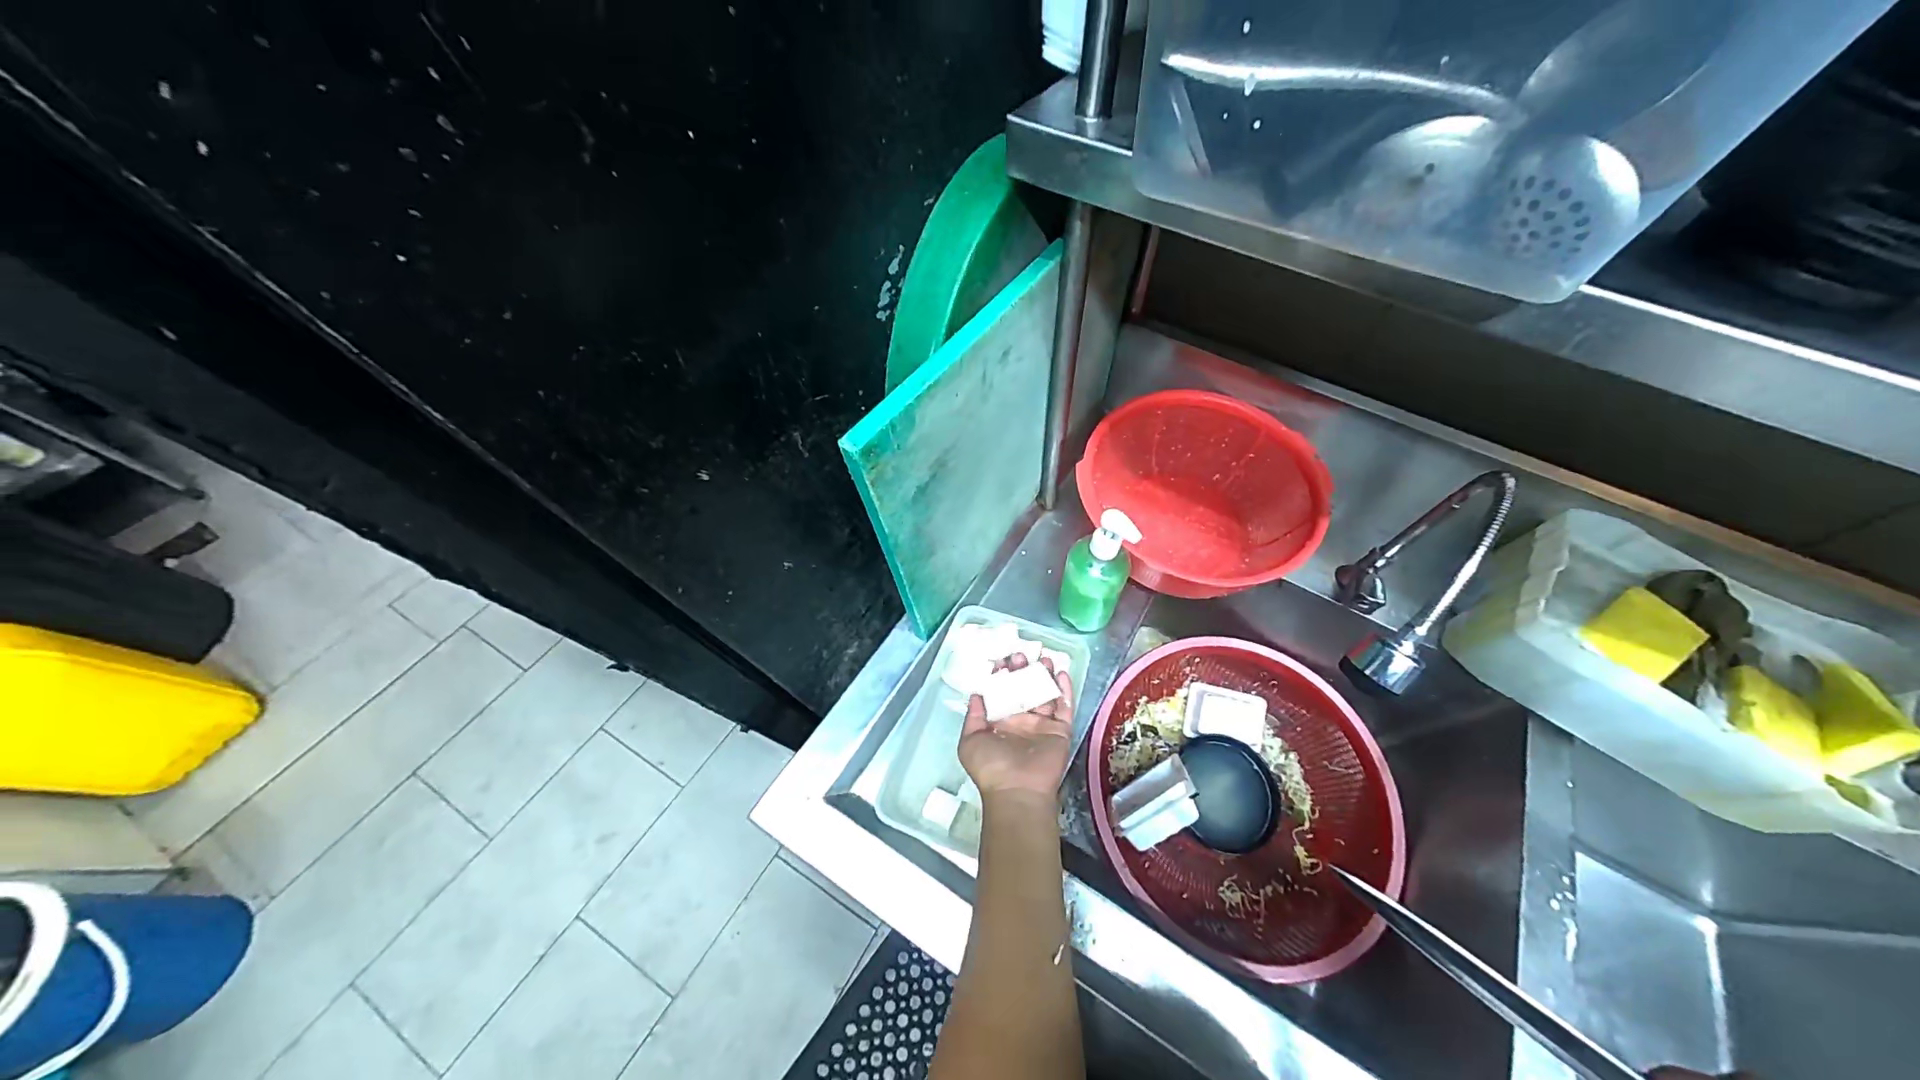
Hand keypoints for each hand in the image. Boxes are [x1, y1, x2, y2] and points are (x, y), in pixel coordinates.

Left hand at [959, 657, 1074, 798]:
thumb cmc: (990, 766)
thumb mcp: (970, 741)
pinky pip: (1065, 707)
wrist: (1018, 790)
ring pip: (1046, 694)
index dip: (1001, 676)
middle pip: (1024, 689)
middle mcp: (1021, 721)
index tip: (1001, 662)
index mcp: (1000, 723)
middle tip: (1020, 656)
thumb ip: (973, 716)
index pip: (1002, 693)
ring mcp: (1042, 725)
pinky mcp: (1060, 730)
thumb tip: (976, 694)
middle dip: (1023, 671)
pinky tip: (1061, 673)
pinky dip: (1065, 689)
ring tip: (1043, 658)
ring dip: (1044, 675)